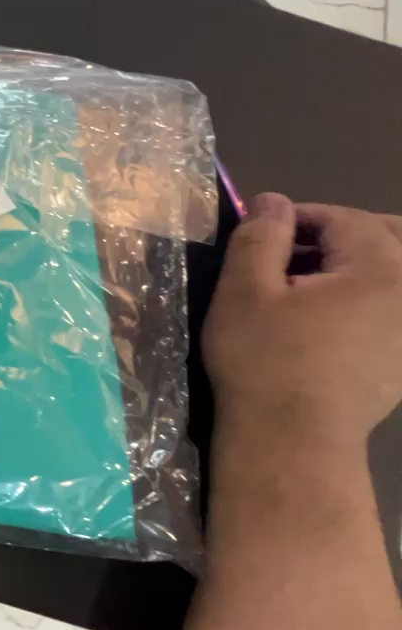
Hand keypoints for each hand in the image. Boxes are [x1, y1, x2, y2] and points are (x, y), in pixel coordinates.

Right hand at [205, 192, 401, 442]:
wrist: (293, 428)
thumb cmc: (262, 356)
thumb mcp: (243, 294)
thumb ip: (260, 241)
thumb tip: (273, 201)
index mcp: (380, 268)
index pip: (348, 219)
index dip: (300, 215)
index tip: (260, 230)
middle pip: (394, 236)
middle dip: (344, 231)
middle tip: (291, 248)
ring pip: (400, 271)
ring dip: (361, 262)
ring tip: (310, 281)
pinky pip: (398, 304)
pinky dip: (373, 293)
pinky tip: (330, 316)